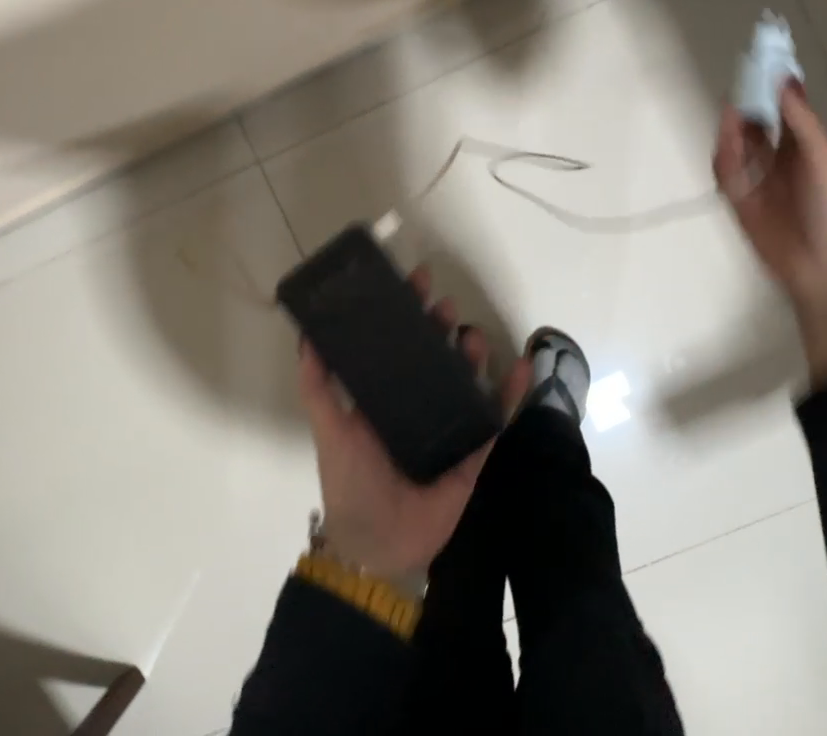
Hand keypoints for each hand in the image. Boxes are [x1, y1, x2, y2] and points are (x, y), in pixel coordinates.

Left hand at [297, 267, 530, 580]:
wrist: (378, 544)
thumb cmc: (350, 483)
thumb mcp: (330, 430)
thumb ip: (318, 387)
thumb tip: (305, 338)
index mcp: (385, 397)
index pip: (399, 344)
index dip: (407, 313)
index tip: (415, 281)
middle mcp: (418, 406)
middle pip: (436, 355)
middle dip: (441, 326)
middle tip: (444, 304)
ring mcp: (450, 428)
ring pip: (468, 379)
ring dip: (473, 354)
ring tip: (472, 337)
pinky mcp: (475, 452)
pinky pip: (497, 419)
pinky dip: (511, 393)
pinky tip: (521, 368)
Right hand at [713, 87, 826, 388]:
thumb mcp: (826, 161)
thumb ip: (801, 122)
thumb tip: (783, 79)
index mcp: (811, 152)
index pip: (787, 113)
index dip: (774, 90)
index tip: (763, 61)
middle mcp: (783, 164)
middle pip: (758, 127)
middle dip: (750, 104)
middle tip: (741, 79)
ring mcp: (759, 185)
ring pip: (738, 148)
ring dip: (735, 127)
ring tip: (734, 105)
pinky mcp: (739, 205)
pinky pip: (726, 174)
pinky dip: (723, 153)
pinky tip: (727, 132)